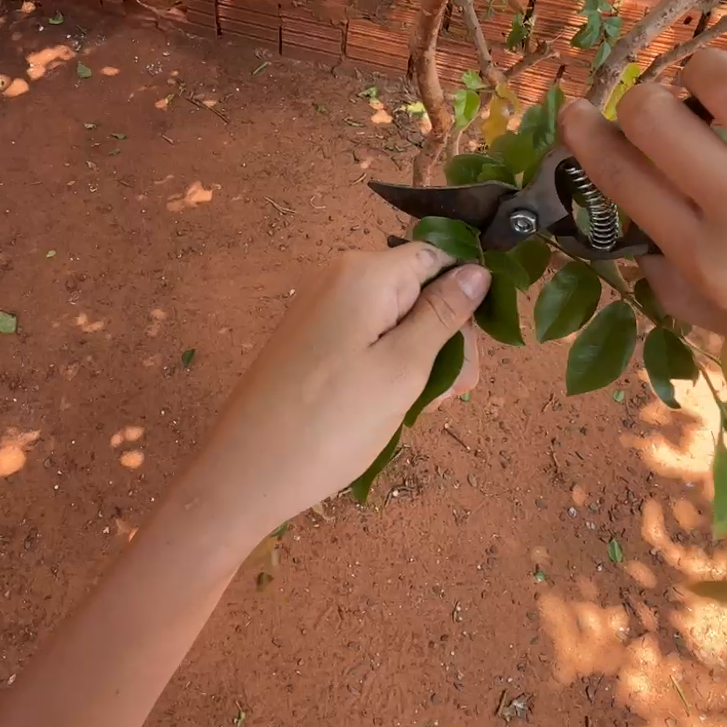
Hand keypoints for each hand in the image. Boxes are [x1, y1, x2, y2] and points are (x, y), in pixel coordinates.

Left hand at [173, 244, 488, 543]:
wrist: (246, 471)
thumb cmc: (332, 421)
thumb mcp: (403, 368)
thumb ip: (443, 314)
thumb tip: (477, 269)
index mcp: (366, 272)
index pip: (437, 255)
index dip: (466, 291)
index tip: (480, 342)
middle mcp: (340, 276)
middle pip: (417, 288)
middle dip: (443, 335)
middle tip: (446, 394)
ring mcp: (322, 307)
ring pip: (396, 318)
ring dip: (418, 358)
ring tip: (415, 408)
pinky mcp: (311, 336)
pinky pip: (367, 335)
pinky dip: (387, 364)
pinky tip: (387, 404)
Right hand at [562, 0, 726, 405]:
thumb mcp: (709, 315)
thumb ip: (658, 263)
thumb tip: (627, 190)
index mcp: (711, 262)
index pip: (624, 177)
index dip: (587, 133)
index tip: (577, 111)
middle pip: (661, 120)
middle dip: (644, 101)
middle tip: (660, 111)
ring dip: (708, 70)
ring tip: (717, 84)